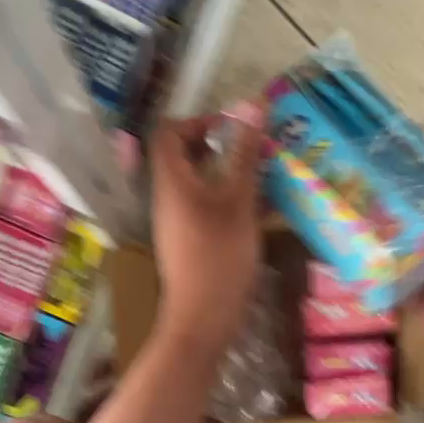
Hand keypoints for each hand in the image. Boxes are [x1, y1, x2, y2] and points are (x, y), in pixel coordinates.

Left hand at [148, 102, 265, 352]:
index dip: (198, 122)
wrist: (202, 319)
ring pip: (194, 185)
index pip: (168, 132)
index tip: (232, 131)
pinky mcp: (185, 246)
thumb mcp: (238, 201)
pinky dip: (223, 202)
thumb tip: (252, 103)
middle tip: (252, 153)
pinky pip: (200, 210)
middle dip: (217, 148)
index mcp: (170, 181)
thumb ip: (245, 153)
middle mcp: (165, 200)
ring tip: (258, 181)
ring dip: (224, 176)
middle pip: (181, 158)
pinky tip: (252, 214)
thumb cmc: (220, 257)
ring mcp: (173, 225)